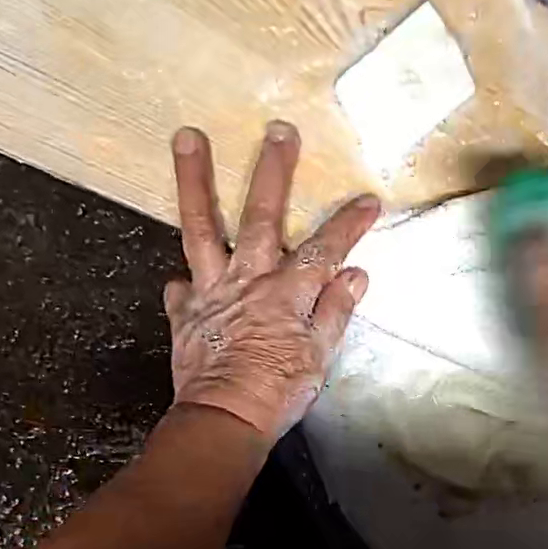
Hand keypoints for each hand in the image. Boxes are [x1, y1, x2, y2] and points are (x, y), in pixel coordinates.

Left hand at [166, 121, 381, 438]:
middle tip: (277, 130)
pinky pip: (179, 288)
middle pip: (261, 216)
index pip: (325, 248)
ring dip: (195, 181)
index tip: (368, 200)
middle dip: (273, 171)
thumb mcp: (318, 356)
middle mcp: (249, 279)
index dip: (349, 223)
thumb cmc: (278, 391)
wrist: (224, 417)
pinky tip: (182, 277)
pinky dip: (183, 281)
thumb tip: (356, 275)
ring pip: (202, 227)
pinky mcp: (185, 313)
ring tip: (186, 137)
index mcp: (288, 291)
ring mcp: (212, 292)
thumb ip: (335, 311)